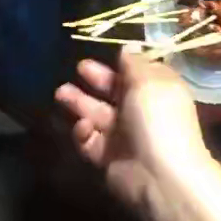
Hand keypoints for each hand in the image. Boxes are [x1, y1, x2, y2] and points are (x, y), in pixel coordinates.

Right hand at [54, 49, 211, 212]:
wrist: (160, 174)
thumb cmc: (157, 117)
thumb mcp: (148, 81)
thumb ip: (134, 63)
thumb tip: (129, 46)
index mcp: (158, 88)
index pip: (140, 72)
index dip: (124, 64)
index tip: (107, 54)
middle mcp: (142, 109)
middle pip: (116, 91)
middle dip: (97, 80)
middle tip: (78, 68)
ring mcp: (125, 134)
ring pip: (98, 114)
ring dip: (80, 103)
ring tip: (60, 92)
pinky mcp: (108, 157)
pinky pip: (91, 141)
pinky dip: (84, 133)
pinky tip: (82, 128)